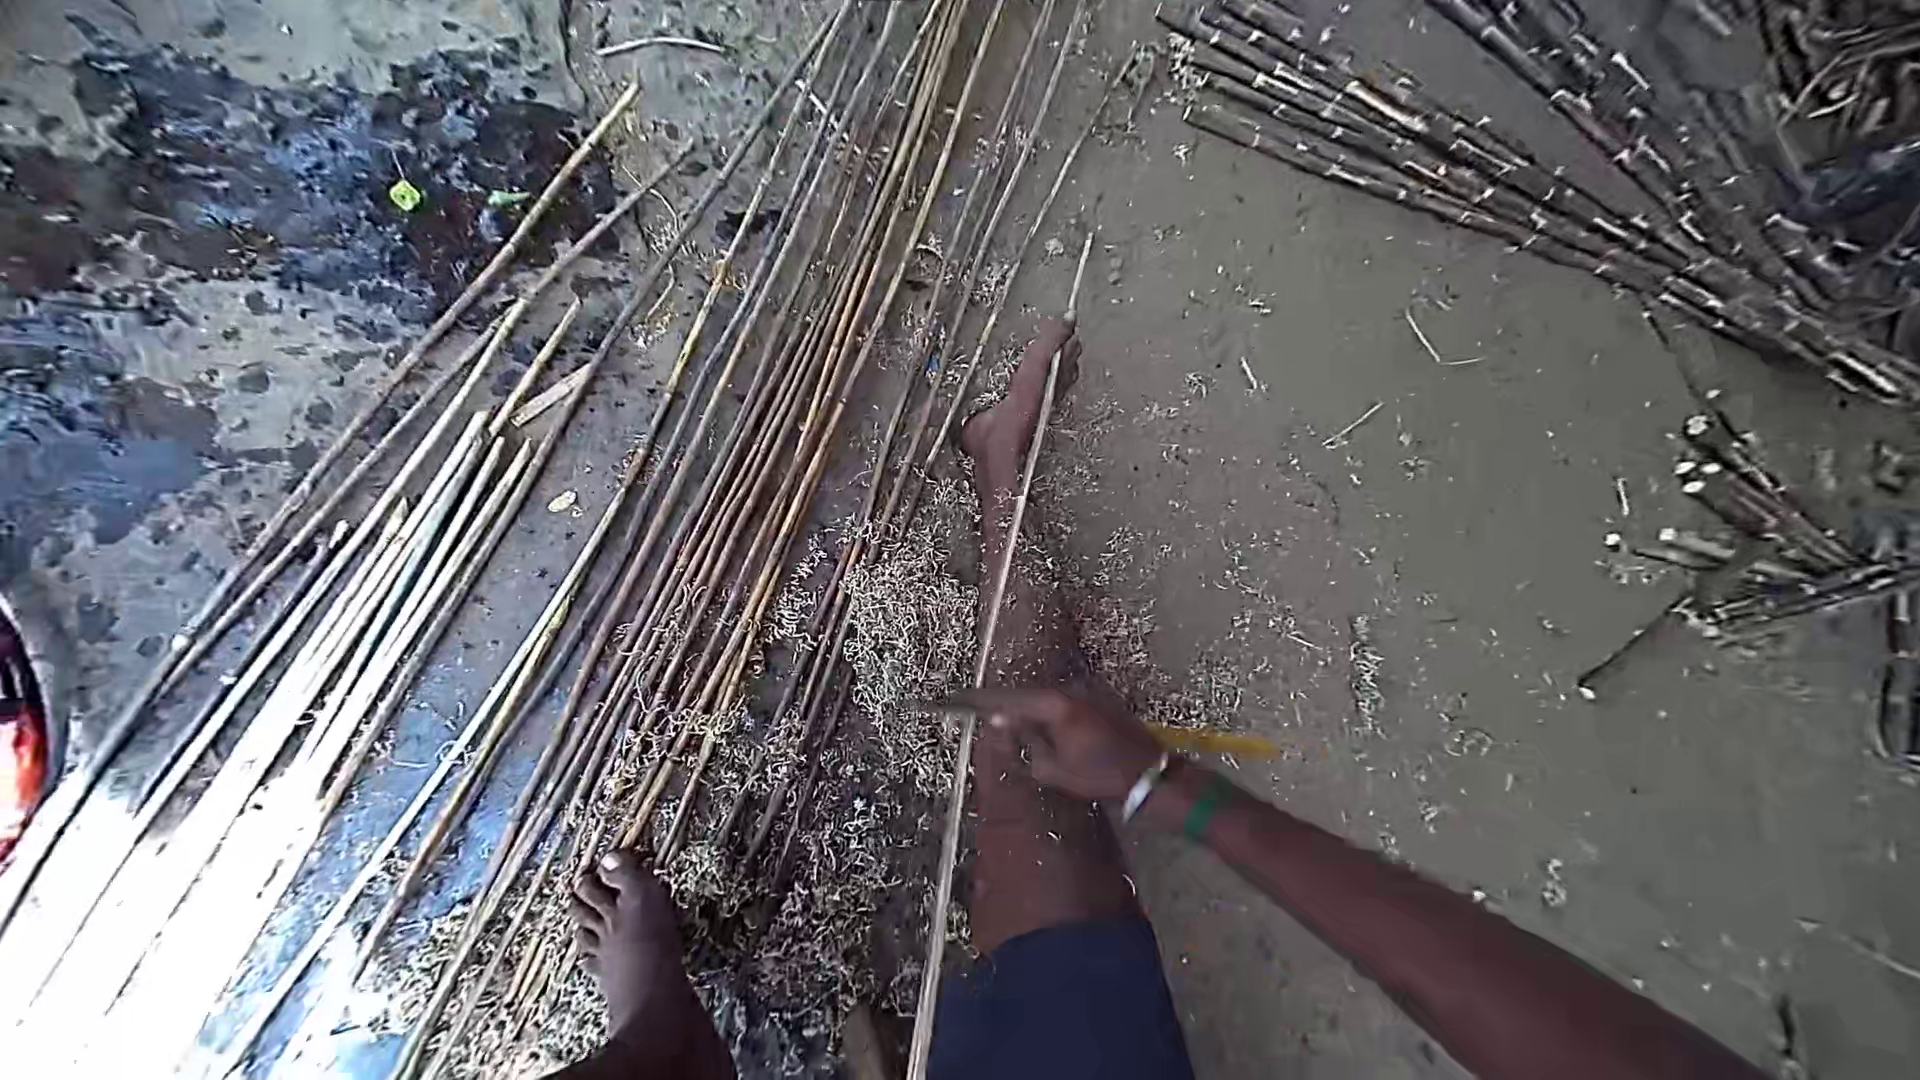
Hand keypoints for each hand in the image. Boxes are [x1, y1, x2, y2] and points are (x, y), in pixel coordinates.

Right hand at [947, 687, 1162, 801]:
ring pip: (1044, 700)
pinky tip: (1043, 731)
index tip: (960, 700)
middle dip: (1005, 708)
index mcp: (1055, 704)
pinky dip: (1047, 714)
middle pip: (1026, 696)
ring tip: (1013, 730)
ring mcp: (1085, 692)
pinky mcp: (1096, 700)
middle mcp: (1069, 690)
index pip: (1009, 698)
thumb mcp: (1054, 769)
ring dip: (1028, 712)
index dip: (982, 700)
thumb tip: (1000, 725)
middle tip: (985, 720)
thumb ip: (1023, 743)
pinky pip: (1061, 704)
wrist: (1149, 775)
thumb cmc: (1101, 776)